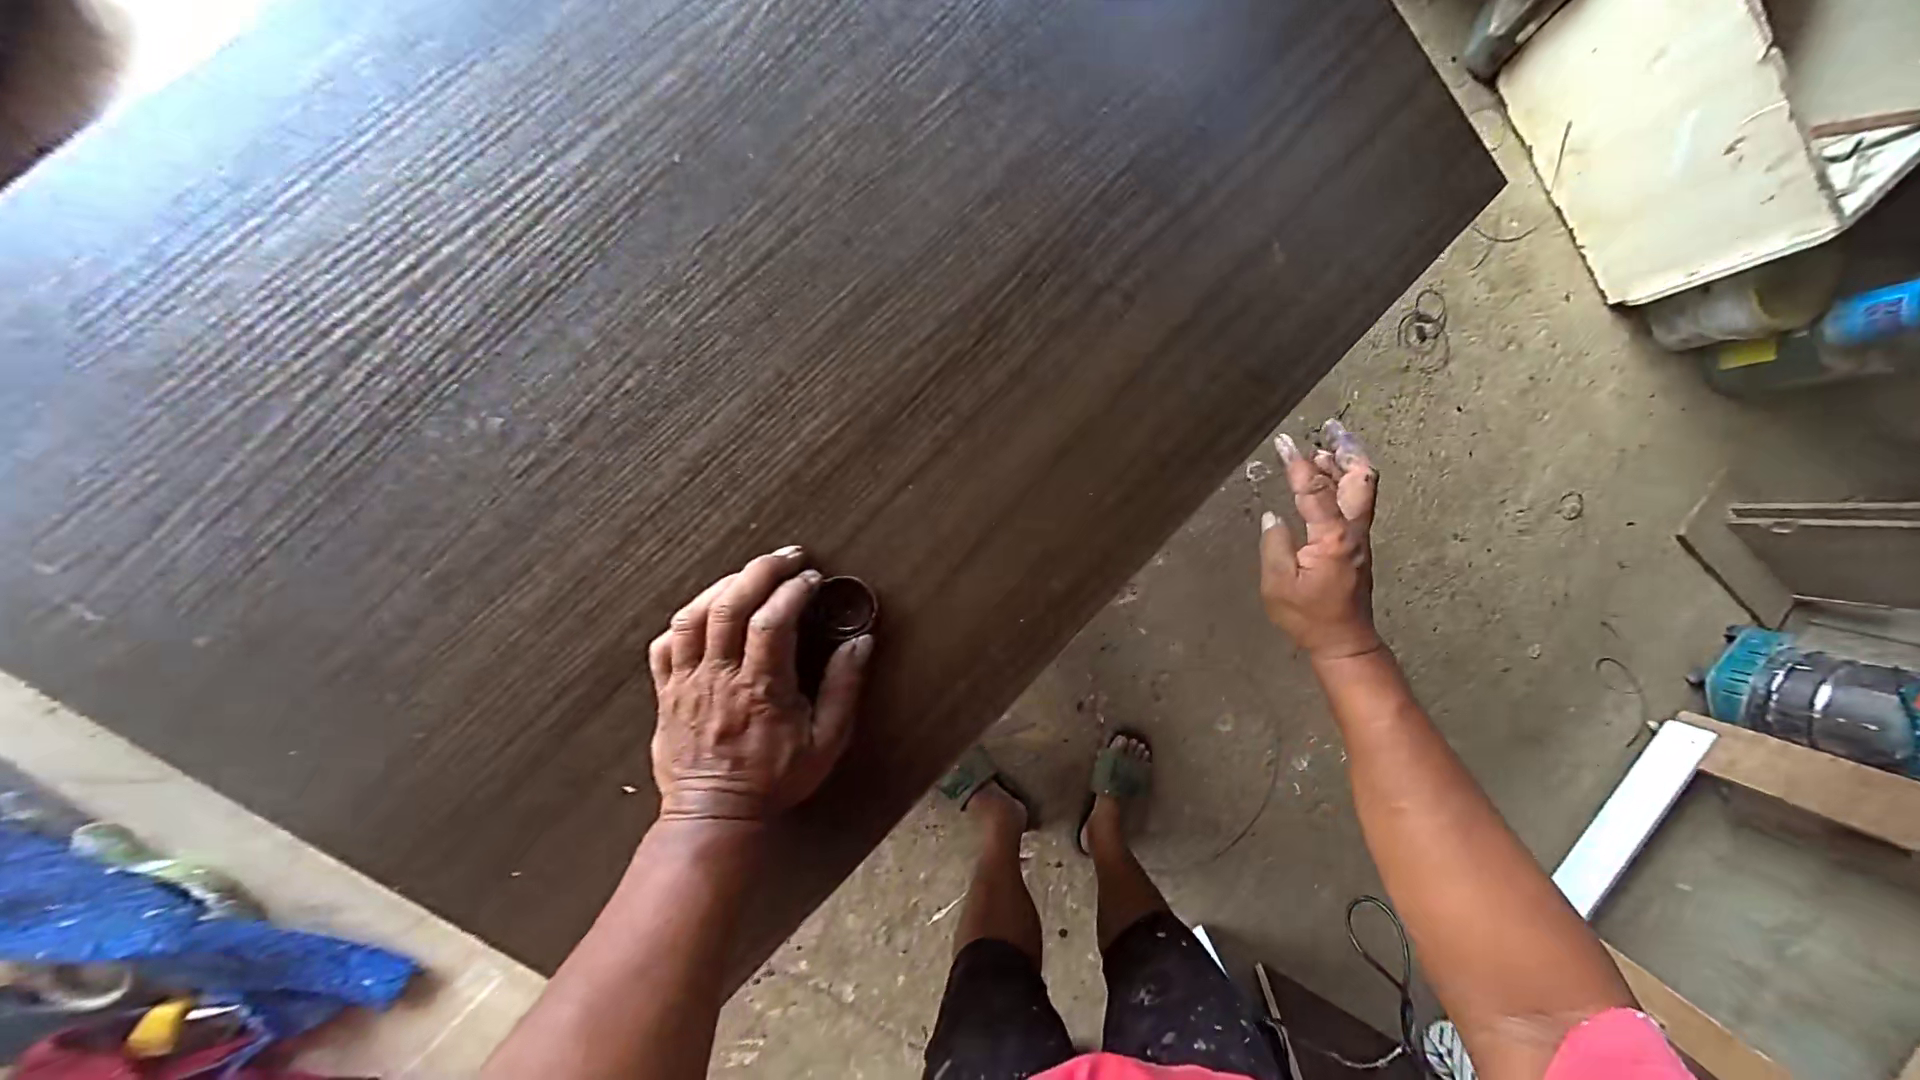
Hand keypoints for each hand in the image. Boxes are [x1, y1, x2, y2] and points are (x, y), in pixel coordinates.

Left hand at [646, 546, 871, 823]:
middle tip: (787, 557)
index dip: (794, 590)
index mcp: (759, 689)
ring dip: (723, 585)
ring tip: (750, 573)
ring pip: (693, 616)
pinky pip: (664, 643)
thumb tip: (860, 643)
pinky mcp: (667, 692)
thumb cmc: (772, 781)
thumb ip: (844, 689)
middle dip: (761, 570)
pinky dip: (685, 618)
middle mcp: (719, 678)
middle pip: (730, 605)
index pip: (772, 621)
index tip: (812, 579)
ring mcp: (687, 683)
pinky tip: (707, 611)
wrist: (714, 815)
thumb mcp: (826, 742)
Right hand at [1258, 419, 1382, 660]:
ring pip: (1362, 487)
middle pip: (1360, 478)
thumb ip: (1275, 546)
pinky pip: (1355, 501)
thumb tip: (1274, 517)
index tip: (1284, 441)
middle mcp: (1352, 531)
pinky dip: (1344, 479)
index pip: (1315, 490)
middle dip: (1346, 448)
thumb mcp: (1278, 584)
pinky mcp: (1356, 543)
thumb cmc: (1308, 616)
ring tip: (1328, 441)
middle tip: (1331, 426)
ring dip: (1347, 461)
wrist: (1343, 640)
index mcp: (1332, 538)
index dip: (1298, 463)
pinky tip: (1328, 475)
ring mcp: (1359, 536)